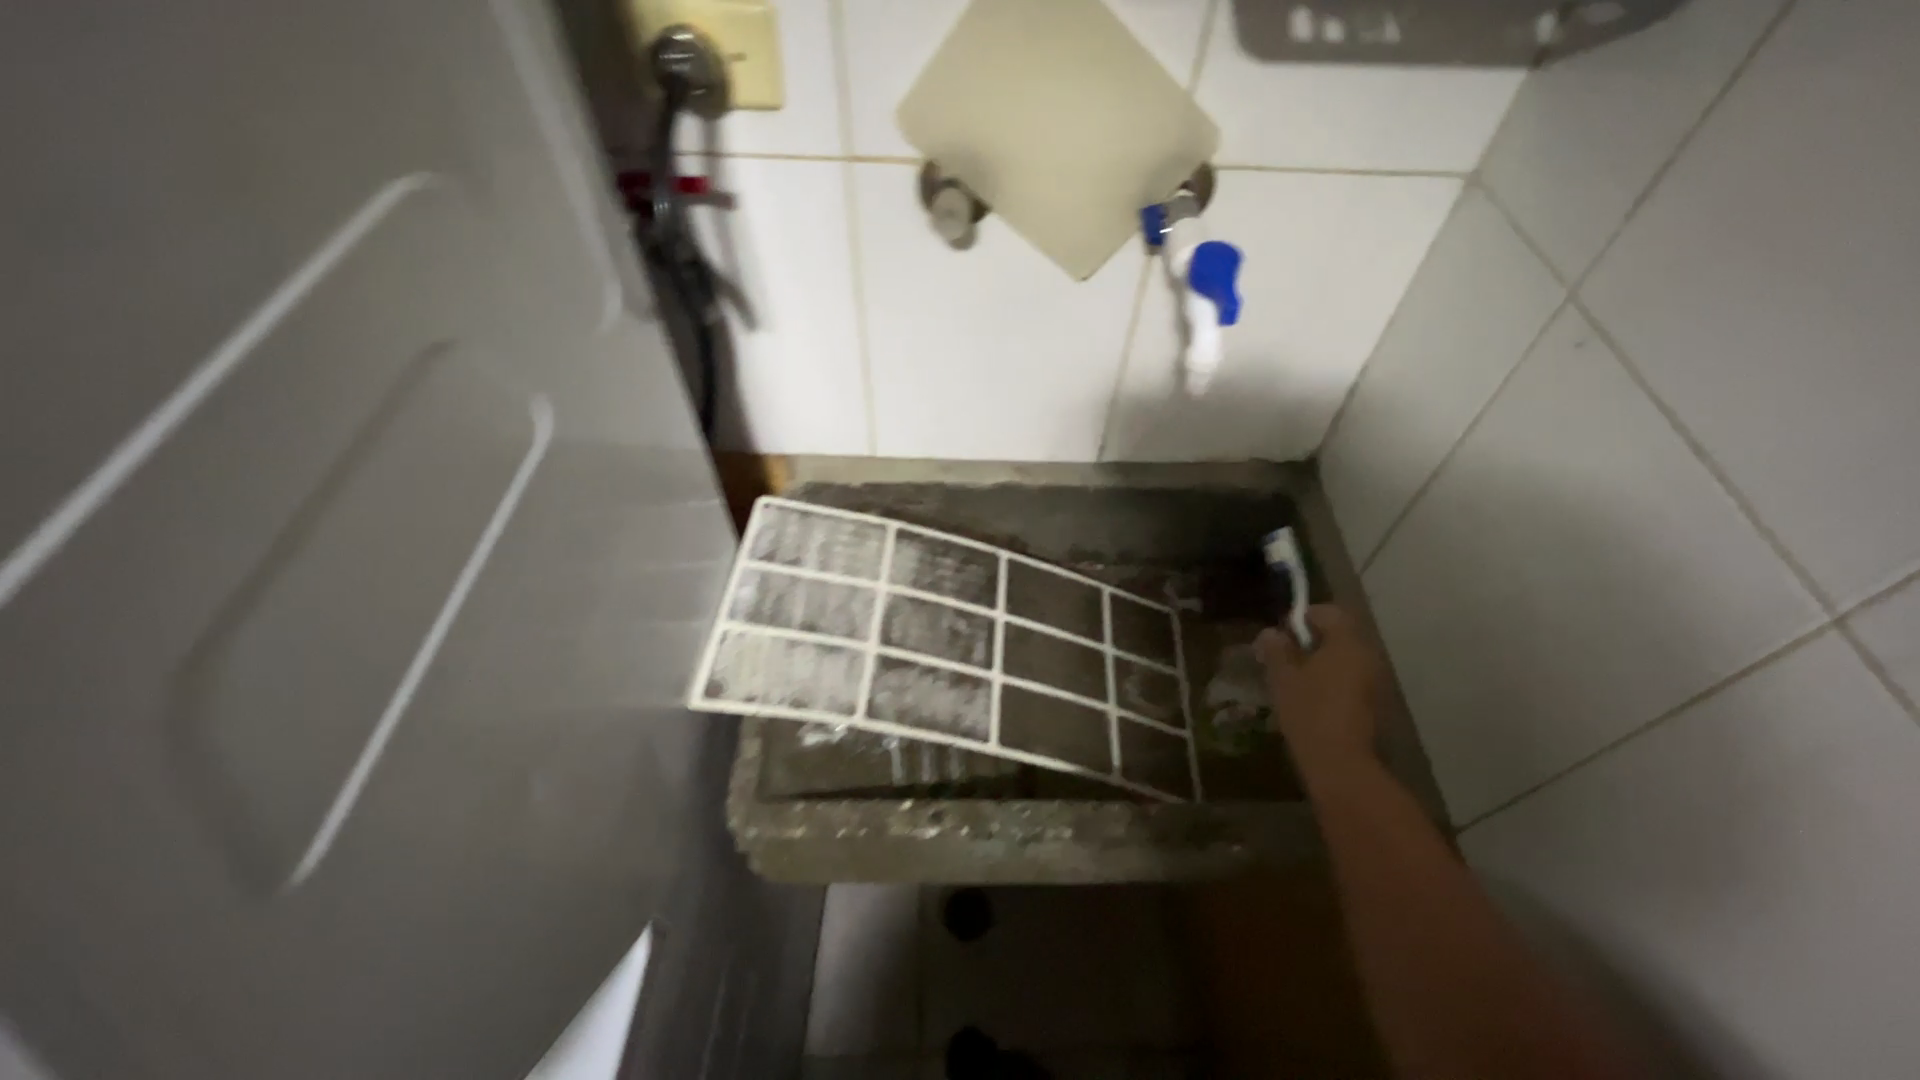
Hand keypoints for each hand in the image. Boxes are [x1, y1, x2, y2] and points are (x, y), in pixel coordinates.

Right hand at [1255, 605, 1384, 778]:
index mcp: (1347, 643)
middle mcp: (1367, 656)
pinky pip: (1350, 681)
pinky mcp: (1374, 705)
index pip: (1329, 613)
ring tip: (1294, 681)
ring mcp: (1374, 682)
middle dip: (1312, 642)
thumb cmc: (1309, 711)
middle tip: (1284, 657)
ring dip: (1322, 664)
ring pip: (1345, 660)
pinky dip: (1332, 682)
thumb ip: (1276, 650)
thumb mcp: (1283, 678)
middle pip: (1339, 636)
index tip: (1282, 632)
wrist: (1340, 762)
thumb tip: (1271, 633)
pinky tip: (1311, 701)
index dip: (1304, 617)